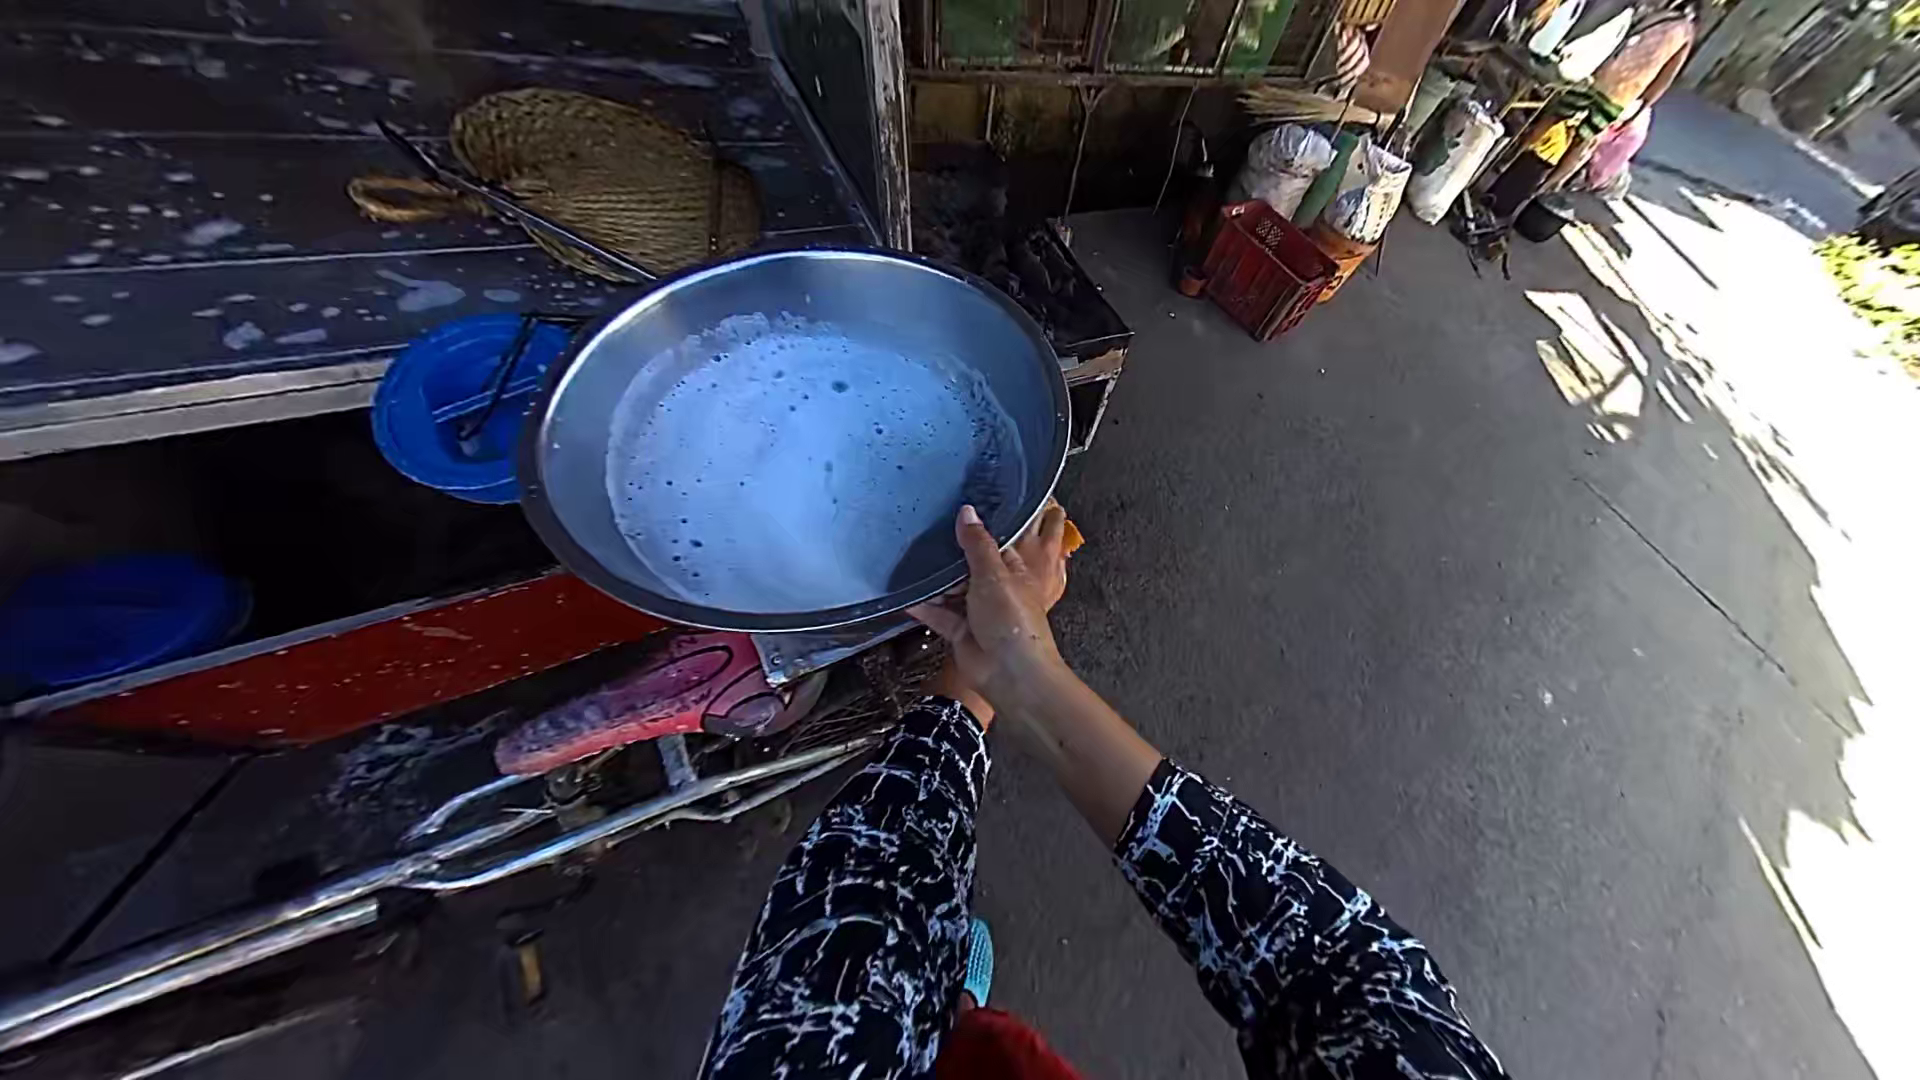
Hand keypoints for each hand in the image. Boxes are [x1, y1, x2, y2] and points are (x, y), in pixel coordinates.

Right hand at [909, 502, 1069, 711]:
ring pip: (951, 592)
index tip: (950, 519)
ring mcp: (977, 613)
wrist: (1010, 672)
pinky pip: (938, 615)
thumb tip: (967, 511)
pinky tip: (905, 597)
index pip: (992, 547)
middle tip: (922, 540)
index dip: (974, 535)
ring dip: (934, 584)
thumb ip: (977, 544)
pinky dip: (924, 608)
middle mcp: (994, 591)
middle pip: (967, 569)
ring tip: (910, 565)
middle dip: (948, 561)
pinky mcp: (960, 632)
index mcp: (1012, 572)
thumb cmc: (1013, 620)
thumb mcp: (994, 573)